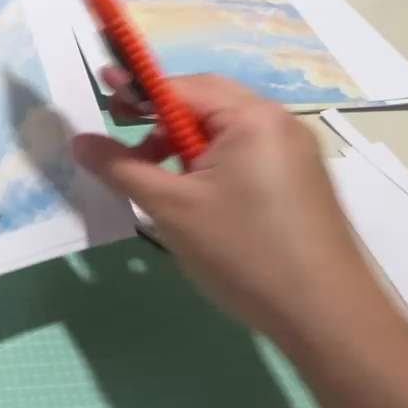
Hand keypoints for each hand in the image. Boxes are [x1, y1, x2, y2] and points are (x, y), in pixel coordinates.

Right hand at [71, 69, 378, 345]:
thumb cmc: (243, 252)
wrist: (329, 321)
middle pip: (204, 101)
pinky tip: (194, 196)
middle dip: (159, 115)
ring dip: (181, 142)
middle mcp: (278, 123)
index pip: (179, 86)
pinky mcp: (300, 180)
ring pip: (222, 129)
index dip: (136, 90)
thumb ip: (120, 167)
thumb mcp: (169, 208)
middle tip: (121, 131)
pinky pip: (243, 152)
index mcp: (250, 117)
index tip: (101, 93)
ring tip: (156, 177)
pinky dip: (209, 161)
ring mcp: (294, 152)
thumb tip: (78, 140)